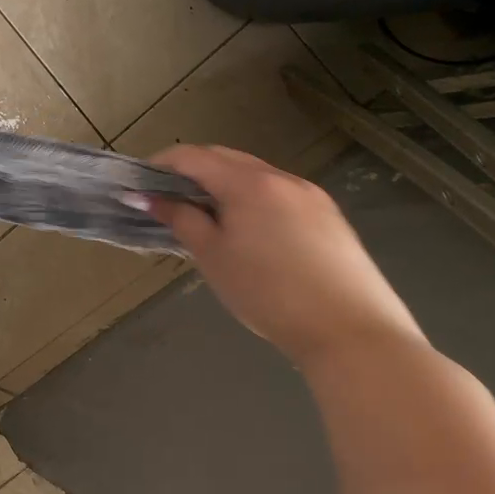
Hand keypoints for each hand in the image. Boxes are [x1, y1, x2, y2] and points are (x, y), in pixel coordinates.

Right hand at [142, 145, 422, 368]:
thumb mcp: (211, 254)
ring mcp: (314, 199)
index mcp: (250, 183)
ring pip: (254, 176)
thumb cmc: (269, 292)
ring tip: (204, 217)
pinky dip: (251, 199)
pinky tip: (246, 232)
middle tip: (165, 199)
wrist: (356, 337)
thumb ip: (178, 218)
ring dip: (221, 185)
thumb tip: (147, 198)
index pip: (191, 156)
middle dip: (189, 171)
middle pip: (224, 159)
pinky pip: (278, 194)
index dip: (158, 165)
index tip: (138, 187)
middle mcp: (284, 180)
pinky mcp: (332, 221)